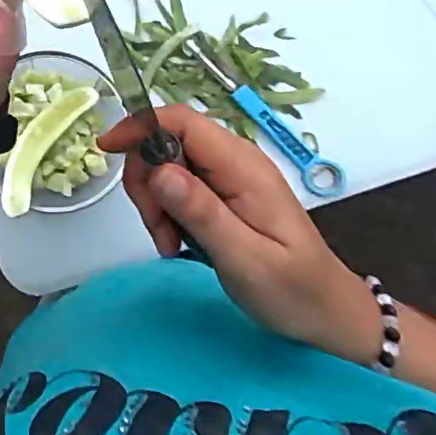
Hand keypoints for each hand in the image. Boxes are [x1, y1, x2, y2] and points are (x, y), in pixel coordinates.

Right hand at [108, 105, 381, 361]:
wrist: (327, 314)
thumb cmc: (293, 291)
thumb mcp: (244, 259)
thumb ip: (202, 212)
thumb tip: (159, 171)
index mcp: (242, 166)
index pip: (182, 120)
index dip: (140, 126)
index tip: (107, 149)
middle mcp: (234, 159)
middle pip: (167, 141)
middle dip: (147, 180)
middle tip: (156, 228)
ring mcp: (228, 173)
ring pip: (167, 163)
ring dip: (155, 200)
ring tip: (170, 242)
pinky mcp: (223, 189)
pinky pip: (179, 182)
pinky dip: (166, 208)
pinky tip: (177, 239)